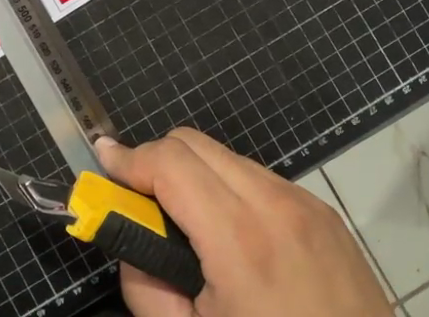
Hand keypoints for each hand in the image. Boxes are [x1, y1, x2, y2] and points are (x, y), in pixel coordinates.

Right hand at [98, 129, 390, 316]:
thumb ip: (145, 286)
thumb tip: (132, 241)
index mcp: (240, 238)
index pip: (168, 161)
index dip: (127, 160)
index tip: (102, 164)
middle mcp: (276, 203)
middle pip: (193, 143)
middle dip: (156, 163)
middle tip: (138, 203)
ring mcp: (307, 205)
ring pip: (226, 157)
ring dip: (194, 175)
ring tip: (189, 228)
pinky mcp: (327, 216)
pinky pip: (261, 179)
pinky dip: (231, 190)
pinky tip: (234, 239)